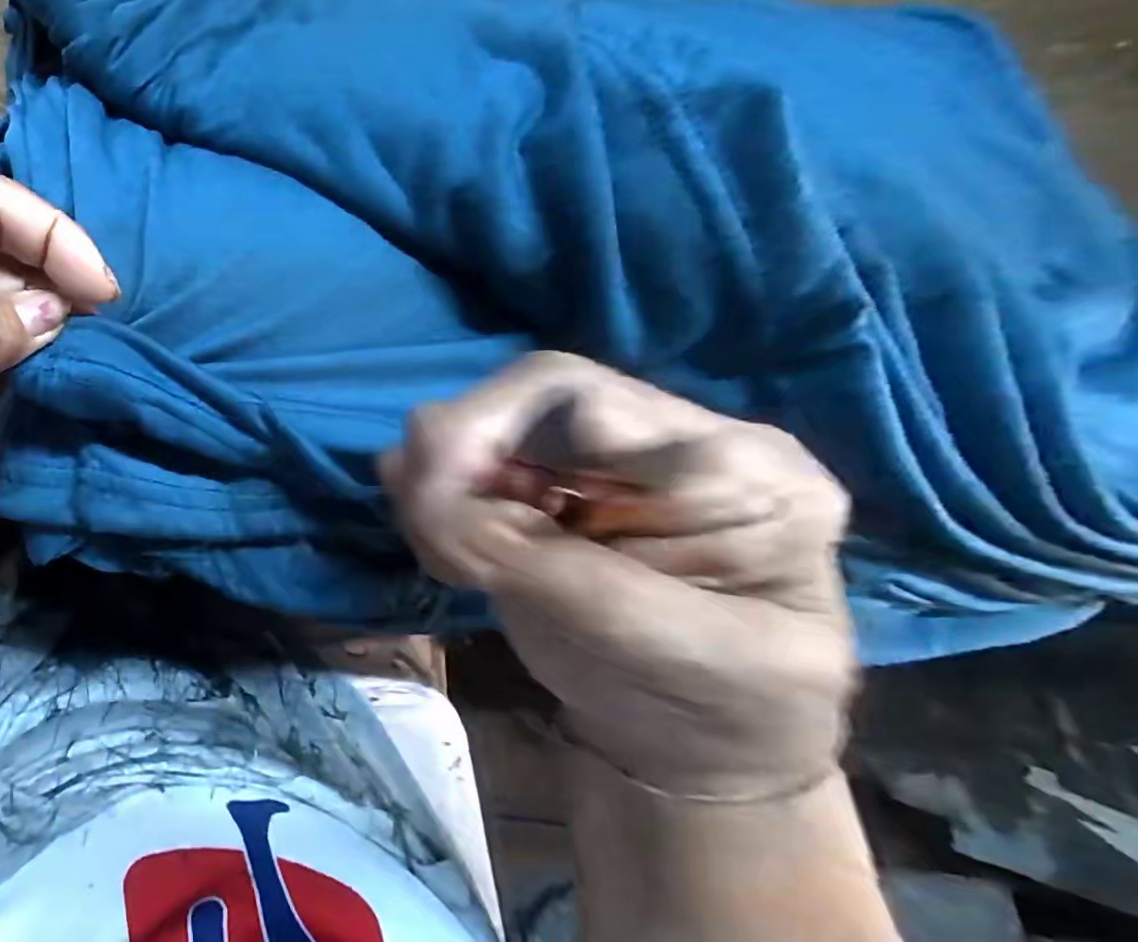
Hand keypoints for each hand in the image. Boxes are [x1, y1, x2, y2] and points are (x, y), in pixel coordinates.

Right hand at [381, 353, 855, 798]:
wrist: (691, 740)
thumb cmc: (713, 704)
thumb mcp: (659, 643)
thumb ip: (544, 564)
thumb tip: (401, 471)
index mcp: (736, 465)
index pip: (580, 396)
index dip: (482, 430)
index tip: (436, 507)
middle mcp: (662, 437)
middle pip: (519, 397)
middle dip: (454, 458)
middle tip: (430, 532)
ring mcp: (595, 459)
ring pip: (482, 427)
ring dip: (438, 488)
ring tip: (451, 563)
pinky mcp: (546, 484)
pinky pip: (465, 469)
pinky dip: (436, 508)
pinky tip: (455, 559)